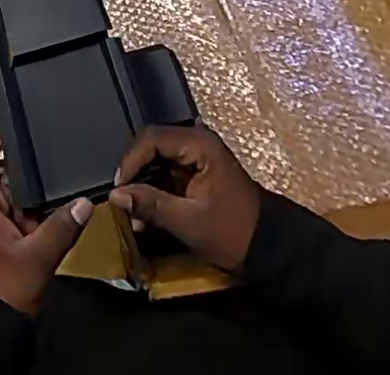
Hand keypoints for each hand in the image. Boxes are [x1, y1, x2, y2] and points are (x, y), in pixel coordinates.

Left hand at [0, 129, 92, 314]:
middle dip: (29, 161)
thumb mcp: (36, 257)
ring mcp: (3, 219)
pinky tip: (65, 202)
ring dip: (40, 186)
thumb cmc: (0, 293)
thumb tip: (84, 202)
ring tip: (62, 173)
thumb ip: (61, 227)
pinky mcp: (16, 234)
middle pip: (6, 168)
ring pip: (22, 189)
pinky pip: (31, 208)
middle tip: (52, 149)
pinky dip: (46, 206)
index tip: (17, 126)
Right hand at [108, 125, 263, 273]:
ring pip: (156, 160)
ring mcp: (197, 157)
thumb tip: (115, 196)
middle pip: (152, 146)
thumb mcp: (190, 222)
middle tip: (122, 199)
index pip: (152, 138)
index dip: (131, 160)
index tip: (119, 187)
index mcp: (199, 144)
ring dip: (142, 185)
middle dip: (135, 173)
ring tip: (132, 211)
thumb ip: (152, 205)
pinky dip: (154, 191)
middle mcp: (196, 142)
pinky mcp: (196, 173)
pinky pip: (166, 173)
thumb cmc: (234, 233)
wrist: (273, 252)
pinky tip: (146, 214)